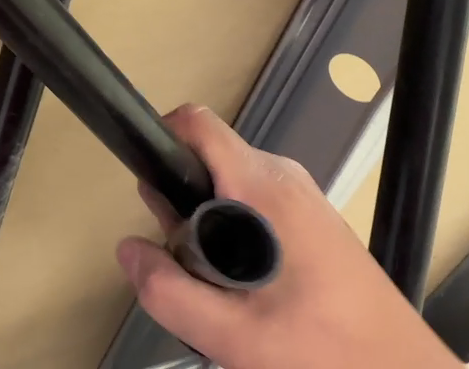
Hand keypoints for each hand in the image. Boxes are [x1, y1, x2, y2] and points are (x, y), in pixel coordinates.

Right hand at [117, 106, 463, 368]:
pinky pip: (248, 211)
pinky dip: (233, 243)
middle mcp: (284, 181)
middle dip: (181, 208)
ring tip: (225, 290)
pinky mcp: (311, 224)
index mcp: (265, 188)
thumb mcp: (238, 337)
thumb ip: (170, 292)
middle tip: (192, 264)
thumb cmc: (338, 357)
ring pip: (223, 190)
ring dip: (206, 232)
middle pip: (202, 162)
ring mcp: (301, 201)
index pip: (193, 124)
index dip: (159, 145)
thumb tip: (130, 252)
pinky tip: (248, 295)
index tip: (155, 196)